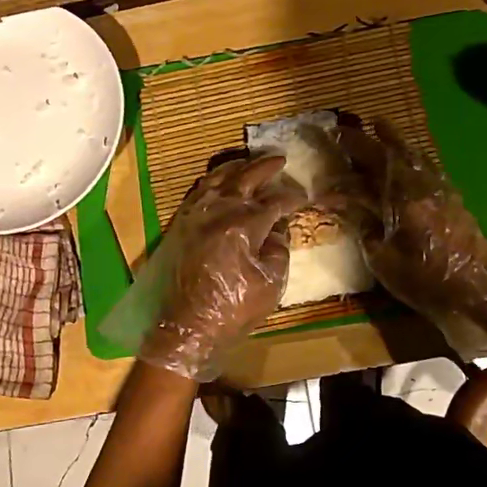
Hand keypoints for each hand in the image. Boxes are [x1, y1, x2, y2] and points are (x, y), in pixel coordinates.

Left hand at [140, 155, 308, 378]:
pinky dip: (214, 181)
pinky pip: (200, 192)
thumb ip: (278, 249)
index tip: (303, 197)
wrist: (187, 328)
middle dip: (265, 167)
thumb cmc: (233, 309)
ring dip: (237, 168)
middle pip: (245, 178)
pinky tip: (222, 182)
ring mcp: (197, 215)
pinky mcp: (182, 225)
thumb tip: (277, 229)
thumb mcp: (271, 283)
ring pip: (218, 179)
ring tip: (250, 163)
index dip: (292, 197)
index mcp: (244, 224)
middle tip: (280, 159)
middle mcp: (219, 211)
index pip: (274, 201)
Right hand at [329, 121, 486, 350]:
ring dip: (396, 142)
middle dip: (372, 137)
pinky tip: (410, 162)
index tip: (333, 133)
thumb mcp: (383, 259)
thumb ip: (363, 225)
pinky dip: (414, 158)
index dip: (351, 146)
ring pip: (416, 155)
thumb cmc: (426, 278)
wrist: (478, 287)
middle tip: (353, 126)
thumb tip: (341, 203)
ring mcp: (441, 189)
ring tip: (382, 131)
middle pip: (395, 151)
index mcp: (402, 196)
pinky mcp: (453, 199)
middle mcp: (422, 184)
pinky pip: (429, 167)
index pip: (371, 161)